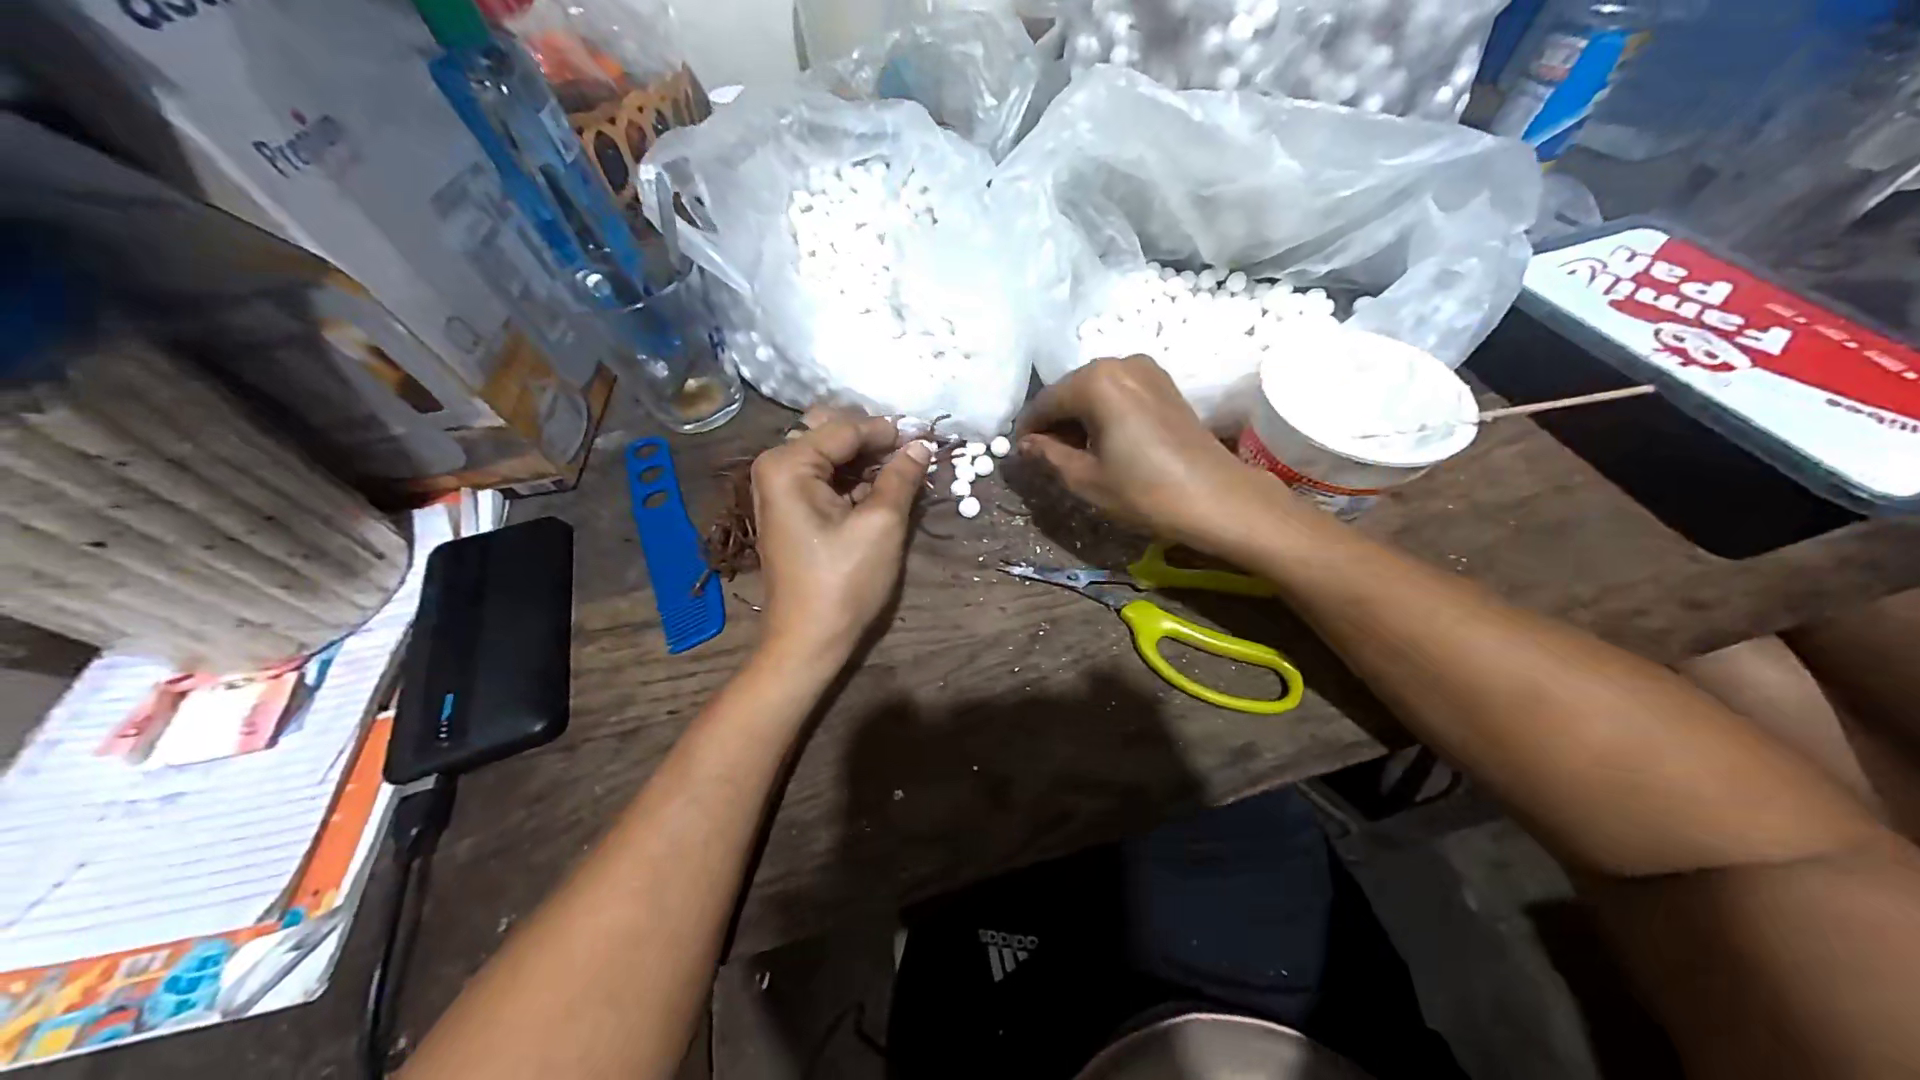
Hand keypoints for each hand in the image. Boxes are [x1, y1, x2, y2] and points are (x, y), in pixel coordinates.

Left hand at [751, 409, 932, 663]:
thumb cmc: (843, 583)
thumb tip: (922, 445)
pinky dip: (855, 482)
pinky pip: (826, 481)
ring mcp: (780, 490)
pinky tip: (884, 489)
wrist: (808, 641)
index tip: (928, 436)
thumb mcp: (881, 524)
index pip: (845, 429)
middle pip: (833, 437)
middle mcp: (776, 468)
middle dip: (876, 443)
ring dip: (868, 462)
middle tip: (916, 453)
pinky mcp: (792, 511)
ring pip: (832, 459)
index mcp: (787, 464)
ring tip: (907, 471)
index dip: (889, 431)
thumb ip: (901, 477)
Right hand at [1016, 355, 1287, 553]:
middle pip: (1070, 391)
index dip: (1028, 430)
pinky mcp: (1164, 384)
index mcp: (1096, 381)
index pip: (1045, 402)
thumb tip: (1025, 445)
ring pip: (1094, 391)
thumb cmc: (1145, 491)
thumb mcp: (1086, 479)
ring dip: (1078, 418)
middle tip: (1046, 458)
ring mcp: (1146, 370)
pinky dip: (1103, 413)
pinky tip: (1104, 443)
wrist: (1218, 498)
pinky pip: (1118, 393)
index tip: (1020, 456)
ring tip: (1075, 455)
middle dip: (1054, 422)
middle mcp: (1120, 363)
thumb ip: (1048, 455)